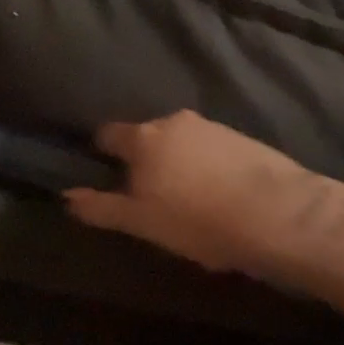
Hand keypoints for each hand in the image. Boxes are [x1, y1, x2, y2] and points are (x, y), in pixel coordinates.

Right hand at [65, 111, 309, 272]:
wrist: (276, 214)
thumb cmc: (195, 220)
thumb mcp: (140, 222)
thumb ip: (101, 207)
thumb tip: (66, 195)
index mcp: (143, 138)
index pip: (108, 135)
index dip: (101, 156)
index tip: (105, 179)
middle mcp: (175, 122)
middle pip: (147, 139)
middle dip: (143, 163)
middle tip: (147, 199)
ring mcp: (213, 127)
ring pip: (181, 145)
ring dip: (177, 166)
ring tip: (186, 203)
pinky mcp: (245, 139)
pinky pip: (211, 152)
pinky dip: (206, 169)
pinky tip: (217, 198)